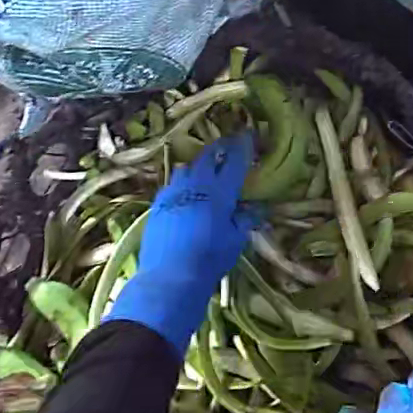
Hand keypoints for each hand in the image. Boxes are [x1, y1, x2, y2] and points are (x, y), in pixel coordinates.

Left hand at [104, 132, 254, 352]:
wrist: (169, 278)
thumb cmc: (209, 261)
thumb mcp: (235, 242)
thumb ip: (244, 220)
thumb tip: (255, 208)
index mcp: (219, 192)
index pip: (234, 160)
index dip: (243, 146)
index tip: (249, 135)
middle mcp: (195, 184)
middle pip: (208, 156)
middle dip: (220, 148)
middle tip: (229, 146)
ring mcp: (173, 192)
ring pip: (188, 167)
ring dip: (199, 164)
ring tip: (206, 169)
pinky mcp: (157, 203)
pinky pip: (173, 184)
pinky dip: (183, 182)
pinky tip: (185, 192)